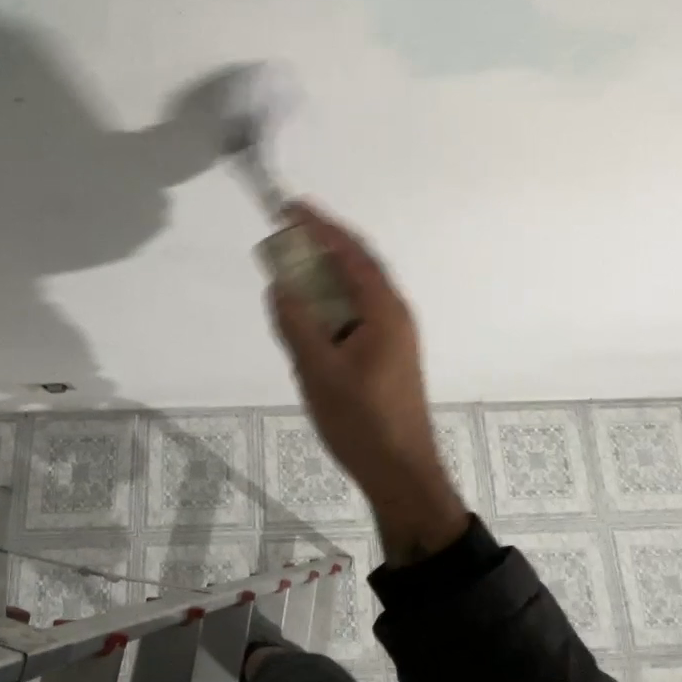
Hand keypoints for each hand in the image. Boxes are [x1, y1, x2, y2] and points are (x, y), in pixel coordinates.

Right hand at [265, 201, 467, 563]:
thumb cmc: (362, 421)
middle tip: (284, 234)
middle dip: (320, 246)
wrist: (401, 473)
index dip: (320, 227)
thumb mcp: (318, 371)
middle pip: (356, 266)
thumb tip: (279, 287)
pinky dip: (329, 303)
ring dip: (324, 276)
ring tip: (289, 270)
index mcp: (384, 310)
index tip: (291, 208)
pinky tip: (308, 316)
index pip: (350, 253)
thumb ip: (296, 324)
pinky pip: (354, 313)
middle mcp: (393, 314)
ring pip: (355, 291)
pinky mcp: (385, 354)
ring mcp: (392, 335)